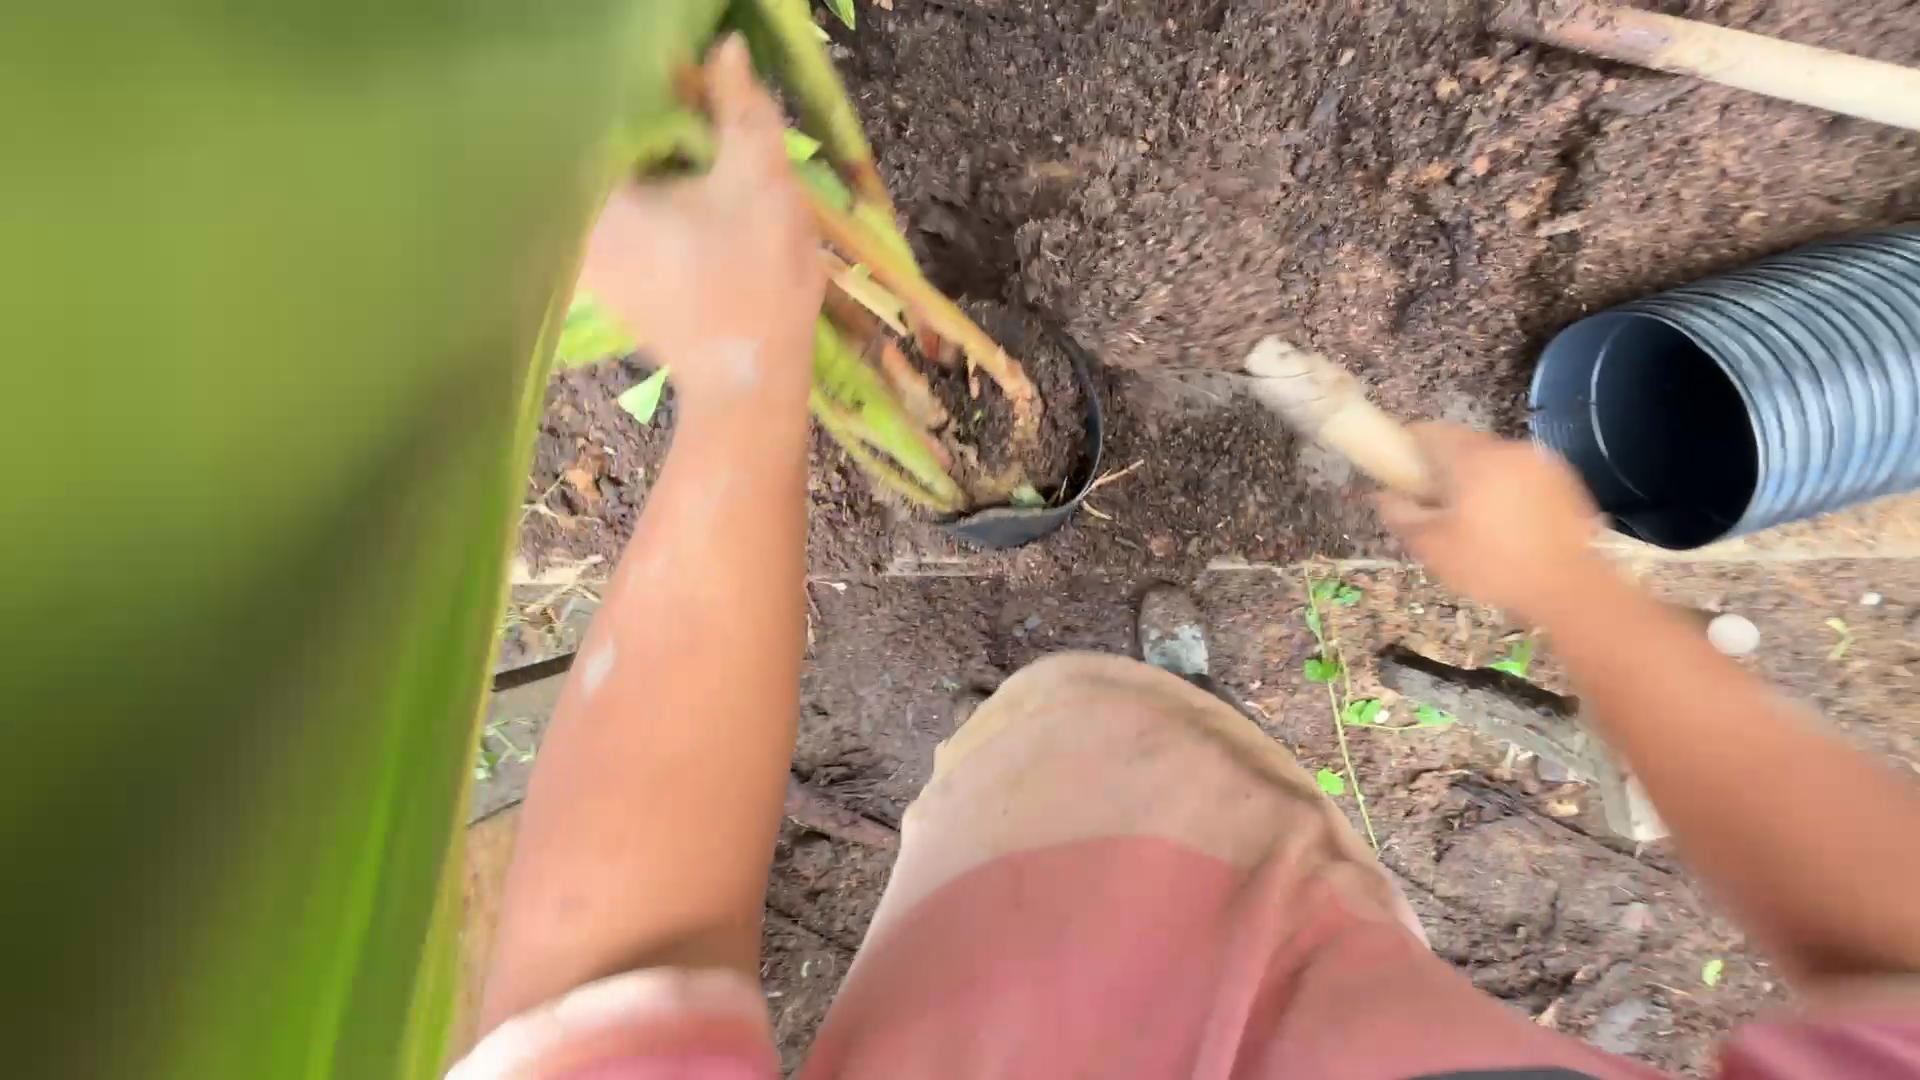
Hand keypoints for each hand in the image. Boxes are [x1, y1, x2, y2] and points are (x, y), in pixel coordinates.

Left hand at [578, 35, 823, 409]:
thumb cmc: (758, 285)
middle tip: (701, 105)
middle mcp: (575, 221)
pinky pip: (622, 211)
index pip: (600, 99)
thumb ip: (742, 110)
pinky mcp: (608, 276)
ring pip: (618, 177)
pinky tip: (690, 191)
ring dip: (657, 155)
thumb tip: (726, 50)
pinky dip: (652, 192)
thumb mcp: (762, 184)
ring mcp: (586, 254)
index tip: (690, 76)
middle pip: (607, 140)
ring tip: (699, 143)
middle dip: (655, 117)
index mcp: (597, 190)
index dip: (652, 78)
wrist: (752, 380)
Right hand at [1377, 425, 1604, 623]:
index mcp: (1472, 460)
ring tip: (1470, 514)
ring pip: (1492, 458)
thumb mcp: (1430, 546)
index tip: (1399, 473)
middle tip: (1431, 501)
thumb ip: (1399, 514)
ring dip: (1474, 476)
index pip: (1428, 431)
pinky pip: (1520, 472)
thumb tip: (1383, 495)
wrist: (1570, 588)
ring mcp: (1541, 462)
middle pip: (1461, 443)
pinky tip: (1504, 521)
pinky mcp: (1565, 480)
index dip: (1406, 447)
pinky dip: (1504, 486)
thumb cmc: (1490, 566)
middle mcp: (1508, 450)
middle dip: (1441, 465)